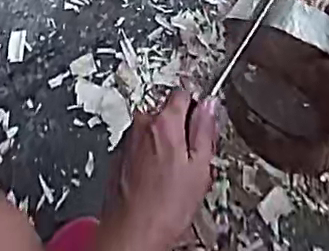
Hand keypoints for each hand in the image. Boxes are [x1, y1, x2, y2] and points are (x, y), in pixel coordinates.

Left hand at [95, 89, 217, 250]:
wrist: (131, 235)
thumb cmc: (164, 208)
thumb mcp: (199, 168)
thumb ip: (205, 130)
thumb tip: (209, 106)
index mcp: (165, 122)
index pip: (184, 94)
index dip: (197, 108)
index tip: (202, 122)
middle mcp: (143, 124)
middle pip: (168, 111)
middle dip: (181, 128)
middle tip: (191, 156)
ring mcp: (129, 139)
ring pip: (153, 129)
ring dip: (164, 143)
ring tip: (173, 174)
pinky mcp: (119, 155)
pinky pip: (140, 144)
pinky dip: (149, 155)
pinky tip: (157, 180)